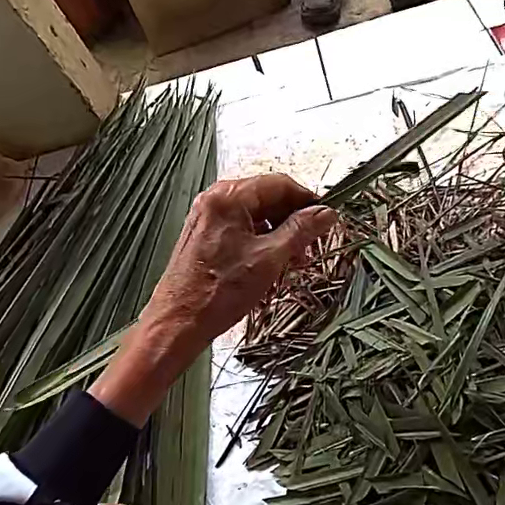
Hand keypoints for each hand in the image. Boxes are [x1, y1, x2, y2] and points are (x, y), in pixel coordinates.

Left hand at [92, 174, 336, 423]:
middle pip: (267, 197)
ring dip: (279, 233)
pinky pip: (241, 228)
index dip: (306, 200)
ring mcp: (207, 218)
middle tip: (311, 243)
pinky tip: (272, 263)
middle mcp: (214, 201)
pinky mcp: (205, 236)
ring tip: (293, 259)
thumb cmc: (215, 293)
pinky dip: (261, 241)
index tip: (324, 218)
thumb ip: (300, 231)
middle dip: (293, 220)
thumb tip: (324, 214)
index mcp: (228, 197)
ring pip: (255, 215)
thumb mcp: (270, 258)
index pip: (279, 183)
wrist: (179, 321)